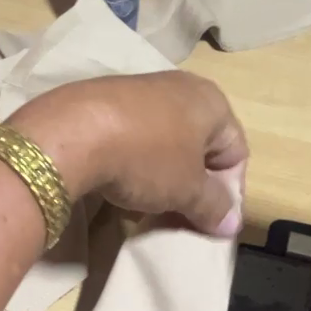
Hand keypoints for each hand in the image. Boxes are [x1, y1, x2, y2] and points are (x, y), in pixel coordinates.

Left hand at [8, 72, 247, 236]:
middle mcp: (182, 87)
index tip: (209, 220)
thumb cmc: (146, 158)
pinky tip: (121, 183)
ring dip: (163, 176)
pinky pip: (135, 137)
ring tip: (148, 203)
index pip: (236, 152)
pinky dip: (135, 161)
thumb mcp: (186, 190)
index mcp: (212, 102)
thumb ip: (214, 206)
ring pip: (166, 142)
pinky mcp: (108, 100)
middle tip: (180, 215)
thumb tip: (233, 223)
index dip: (228, 191)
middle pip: (200, 146)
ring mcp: (143, 90)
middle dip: (193, 185)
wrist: (73, 132)